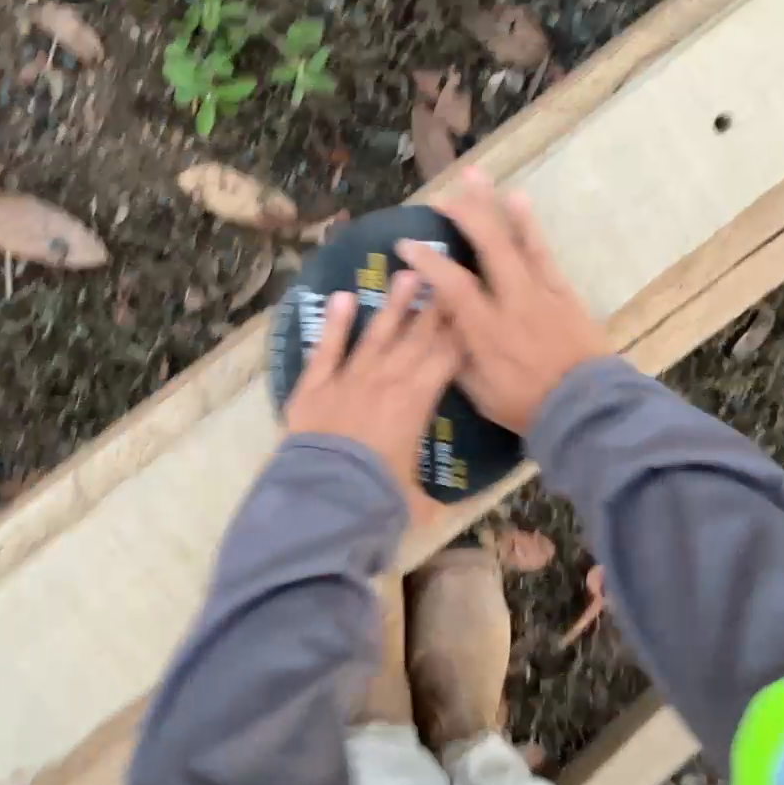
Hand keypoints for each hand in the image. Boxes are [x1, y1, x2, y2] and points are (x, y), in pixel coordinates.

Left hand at [285, 271, 462, 503]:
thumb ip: (427, 499)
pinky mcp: (314, 386)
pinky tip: (341, 297)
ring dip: (393, 304)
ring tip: (407, 274)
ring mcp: (348, 379)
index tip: (470, 307)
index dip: (459, 332)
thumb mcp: (414, 502)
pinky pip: (326, 350)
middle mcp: (386, 381)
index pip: (446, 358)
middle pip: (415, 338)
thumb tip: (440, 510)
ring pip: (375, 334)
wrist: (324, 498)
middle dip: (434, 307)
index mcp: (416, 403)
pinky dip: (333, 324)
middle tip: (447, 276)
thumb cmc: (376, 500)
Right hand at [396, 168, 607, 435]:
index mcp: (485, 329)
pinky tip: (519, 199)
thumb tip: (438, 329)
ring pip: (513, 240)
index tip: (406, 243)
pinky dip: (529, 225)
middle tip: (440, 197)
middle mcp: (511, 301)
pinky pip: (543, 251)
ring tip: (476, 176)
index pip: (450, 284)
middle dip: (461, 216)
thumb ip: (456, 358)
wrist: (587, 408)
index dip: (426, 261)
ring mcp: (539, 291)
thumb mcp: (480, 392)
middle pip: (485, 247)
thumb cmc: (527, 405)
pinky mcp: (562, 291)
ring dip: (492, 205)